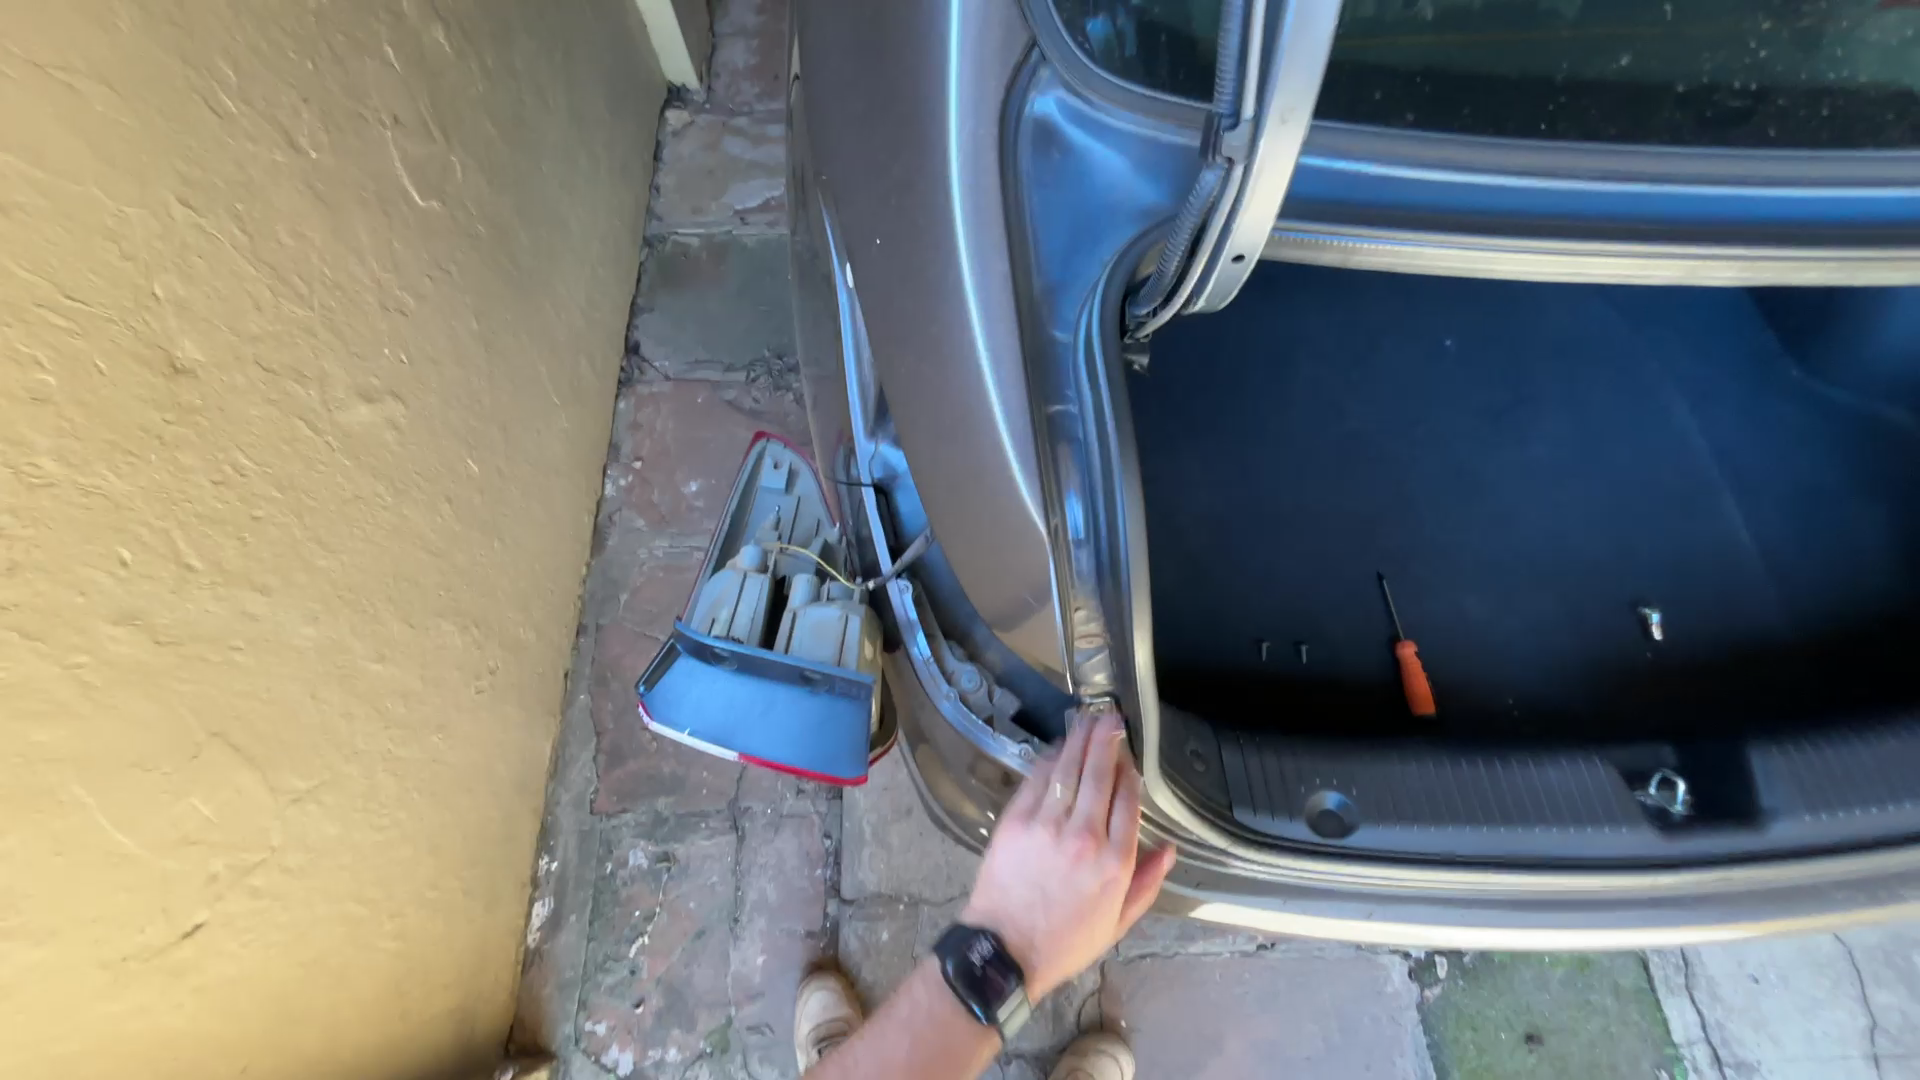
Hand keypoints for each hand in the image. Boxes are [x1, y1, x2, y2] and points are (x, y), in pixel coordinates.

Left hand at [959, 706, 1176, 998]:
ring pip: (1069, 769)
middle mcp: (1085, 836)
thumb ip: (1147, 883)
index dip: (1129, 771)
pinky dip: (1050, 759)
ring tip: (1088, 718)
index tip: (1129, 754)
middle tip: (1110, 716)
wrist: (1004, 950)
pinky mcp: (1016, 819)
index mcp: (1115, 862)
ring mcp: (1048, 824)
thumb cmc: (1064, 941)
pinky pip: (1037, 779)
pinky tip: (1058, 747)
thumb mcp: (1118, 924)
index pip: (1128, 800)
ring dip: (1079, 740)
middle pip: (1100, 775)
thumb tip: (1169, 849)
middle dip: (1106, 740)